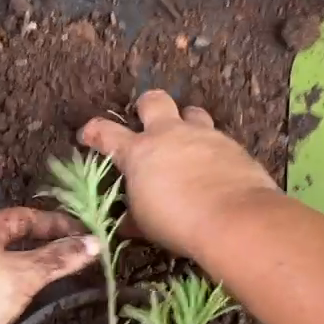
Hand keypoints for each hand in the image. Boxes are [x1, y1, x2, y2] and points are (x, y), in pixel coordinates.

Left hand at [0, 208, 98, 323]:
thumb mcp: (21, 272)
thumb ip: (57, 259)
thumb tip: (94, 243)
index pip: (22, 217)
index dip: (54, 223)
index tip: (86, 232)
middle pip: (15, 240)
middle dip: (47, 246)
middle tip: (82, 254)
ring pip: (9, 266)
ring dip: (35, 270)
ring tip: (70, 275)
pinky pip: (2, 288)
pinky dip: (22, 290)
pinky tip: (38, 298)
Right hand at [79, 90, 279, 254]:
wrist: (236, 220)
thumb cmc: (176, 221)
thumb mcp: (144, 222)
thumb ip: (133, 214)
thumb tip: (127, 222)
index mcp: (139, 151)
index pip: (105, 132)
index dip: (92, 131)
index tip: (88, 136)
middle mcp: (170, 134)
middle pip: (154, 100)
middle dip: (146, 106)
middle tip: (145, 121)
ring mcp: (204, 136)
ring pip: (192, 113)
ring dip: (185, 122)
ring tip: (185, 142)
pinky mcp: (233, 146)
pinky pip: (217, 138)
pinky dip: (210, 149)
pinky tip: (211, 168)